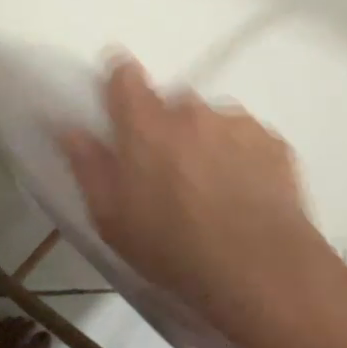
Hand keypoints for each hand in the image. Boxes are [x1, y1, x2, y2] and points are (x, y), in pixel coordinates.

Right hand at [60, 59, 334, 347]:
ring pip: (211, 121)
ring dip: (206, 142)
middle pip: (170, 102)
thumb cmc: (174, 250)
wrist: (262, 273)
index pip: (123, 74)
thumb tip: (72, 130)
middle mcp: (190, 109)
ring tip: (211, 191)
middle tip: (168, 174)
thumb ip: (88, 166)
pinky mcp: (274, 141)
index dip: (119, 86)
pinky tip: (243, 197)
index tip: (120, 111)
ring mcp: (236, 122)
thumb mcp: (112, 220)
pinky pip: (247, 139)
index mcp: (145, 123)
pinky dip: (241, 157)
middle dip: (166, 128)